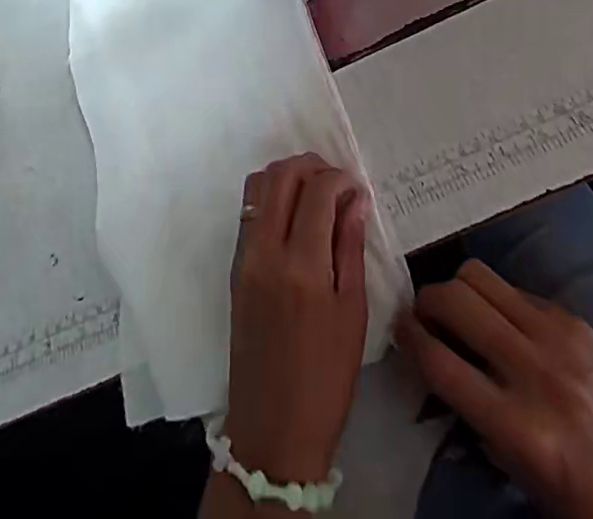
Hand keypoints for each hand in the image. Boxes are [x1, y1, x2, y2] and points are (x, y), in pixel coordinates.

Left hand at [222, 154, 369, 484]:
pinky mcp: (234, 270)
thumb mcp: (352, 312)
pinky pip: (250, 213)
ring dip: (288, 177)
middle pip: (279, 176)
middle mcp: (264, 251)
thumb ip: (350, 247)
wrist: (272, 428)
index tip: (358, 190)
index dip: (342, 179)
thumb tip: (355, 200)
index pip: (317, 191)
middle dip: (312, 165)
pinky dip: (273, 199)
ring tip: (318, 196)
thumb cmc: (327, 376)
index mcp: (301, 265)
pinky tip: (298, 219)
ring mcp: (243, 259)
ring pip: (257, 187)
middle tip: (339, 182)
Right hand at [398, 260, 592, 518]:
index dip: (408, 337)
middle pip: (456, 301)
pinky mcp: (574, 320)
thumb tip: (428, 357)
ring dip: (456, 288)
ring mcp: (559, 338)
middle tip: (421, 315)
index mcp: (519, 426)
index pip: (440, 362)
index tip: (397, 328)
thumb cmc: (572, 490)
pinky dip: (494, 298)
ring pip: (480, 277)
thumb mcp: (510, 466)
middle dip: (426, 300)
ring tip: (453, 309)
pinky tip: (497, 321)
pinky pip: (514, 288)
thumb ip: (467, 411)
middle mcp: (537, 372)